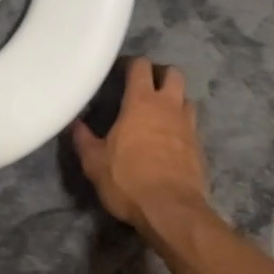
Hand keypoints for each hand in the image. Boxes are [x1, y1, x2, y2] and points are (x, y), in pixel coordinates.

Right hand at [71, 57, 209, 240]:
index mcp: (141, 102)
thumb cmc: (128, 180)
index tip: (120, 71)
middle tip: (146, 86)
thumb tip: (73, 123)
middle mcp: (168, 106)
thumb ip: (83, 139)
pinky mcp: (200, 146)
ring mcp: (188, 125)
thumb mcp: (95, 163)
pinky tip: (171, 138)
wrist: (171, 210)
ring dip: (175, 99)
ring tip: (160, 112)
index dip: (131, 63)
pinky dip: (183, 124)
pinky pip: (193, 124)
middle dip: (160, 74)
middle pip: (173, 73)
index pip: (140, 66)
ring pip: (186, 98)